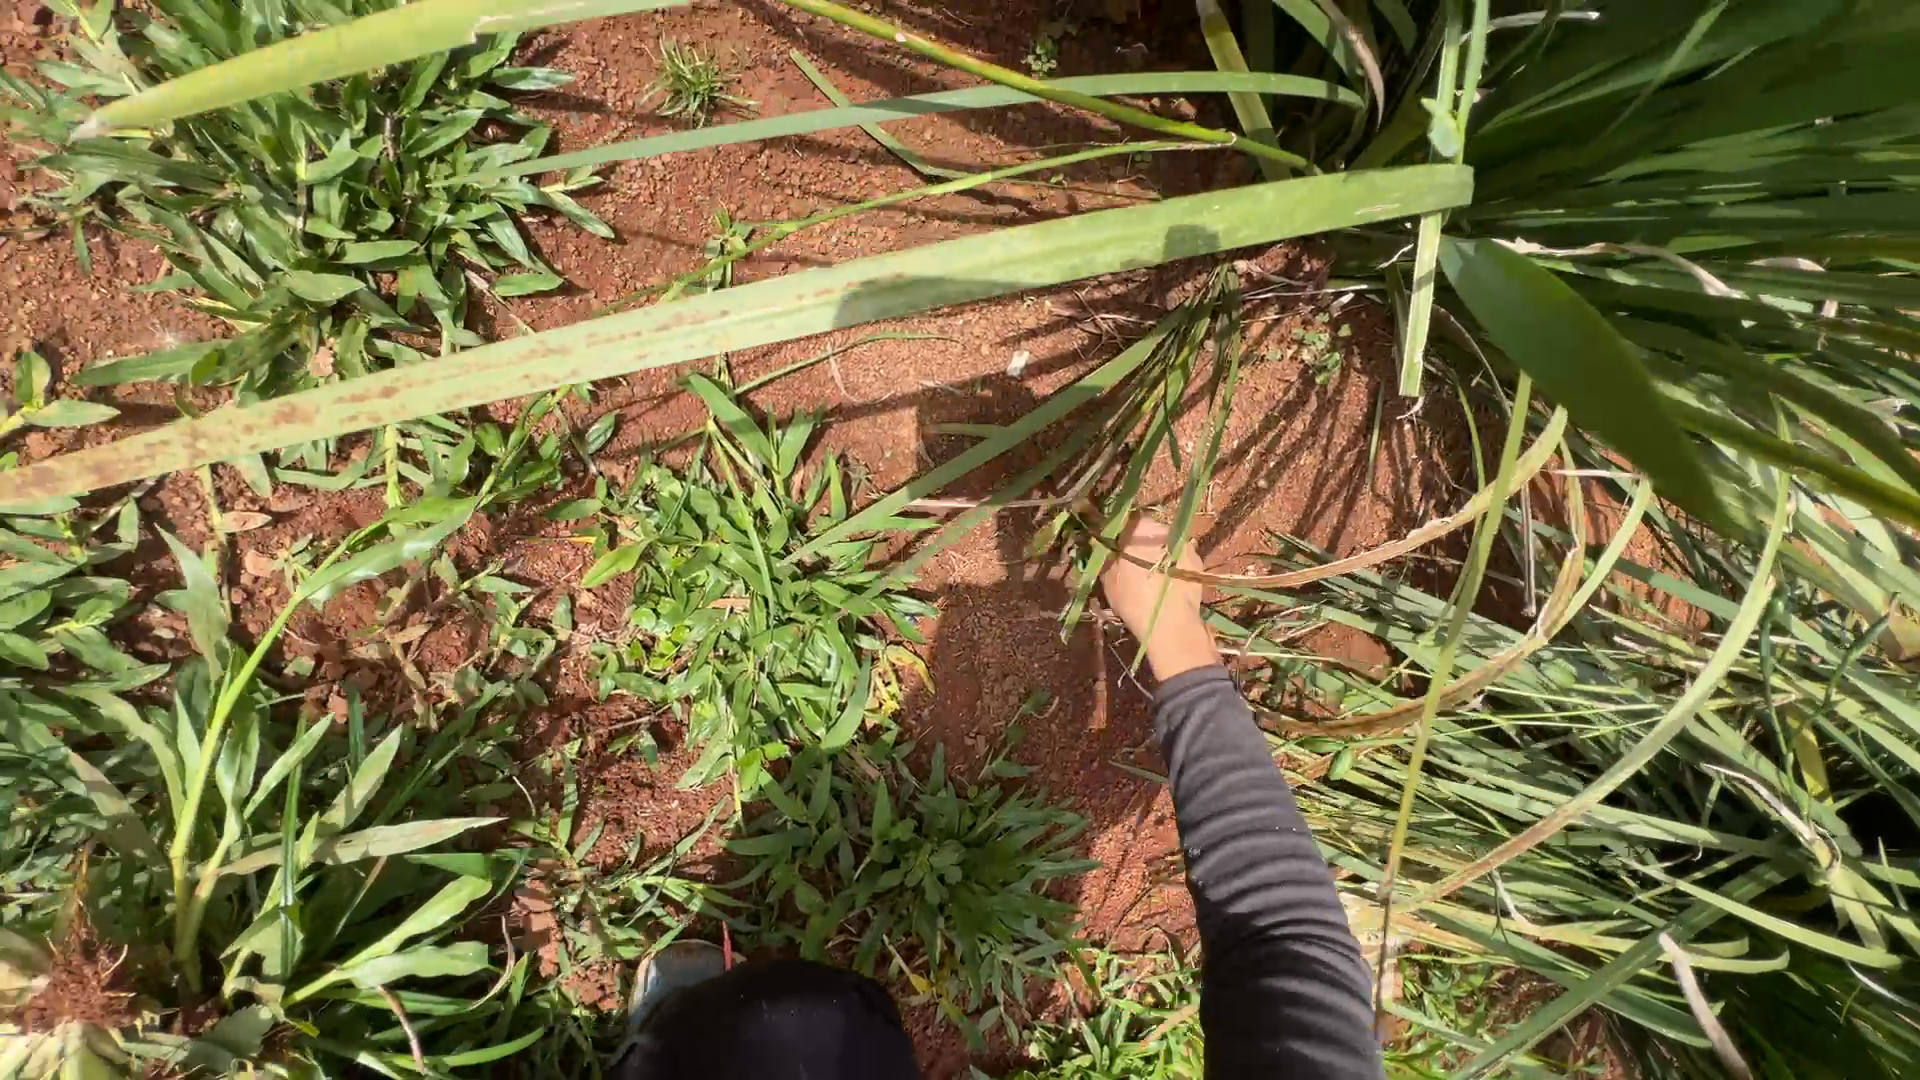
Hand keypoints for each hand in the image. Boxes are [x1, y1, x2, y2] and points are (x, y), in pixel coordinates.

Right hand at [1099, 516, 1218, 681]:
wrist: (1170, 624)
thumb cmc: (1133, 598)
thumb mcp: (1107, 575)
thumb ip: (1103, 552)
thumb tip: (1097, 541)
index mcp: (1140, 527)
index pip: (1125, 518)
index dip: (1117, 531)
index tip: (1111, 545)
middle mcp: (1165, 528)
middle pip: (1147, 530)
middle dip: (1139, 542)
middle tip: (1129, 561)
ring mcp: (1186, 544)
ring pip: (1164, 543)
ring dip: (1156, 553)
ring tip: (1149, 575)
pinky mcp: (1198, 561)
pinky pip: (1178, 556)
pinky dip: (1171, 564)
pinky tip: (1164, 582)